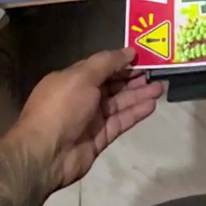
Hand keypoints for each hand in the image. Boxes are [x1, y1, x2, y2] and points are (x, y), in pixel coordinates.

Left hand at [12, 47, 165, 188]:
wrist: (44, 155)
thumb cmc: (62, 107)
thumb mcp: (82, 76)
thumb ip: (107, 62)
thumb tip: (128, 51)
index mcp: (73, 79)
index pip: (101, 66)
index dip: (121, 61)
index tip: (142, 56)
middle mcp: (82, 97)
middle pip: (113, 84)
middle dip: (133, 77)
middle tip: (156, 71)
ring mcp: (91, 118)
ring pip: (120, 102)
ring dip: (139, 94)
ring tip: (160, 87)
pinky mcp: (100, 138)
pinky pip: (121, 121)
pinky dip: (135, 113)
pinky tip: (151, 105)